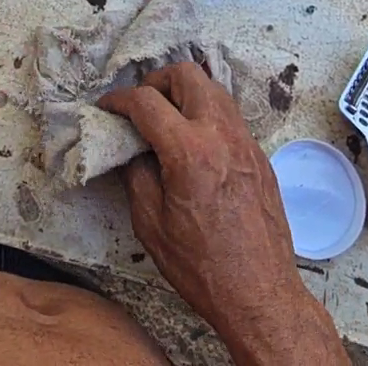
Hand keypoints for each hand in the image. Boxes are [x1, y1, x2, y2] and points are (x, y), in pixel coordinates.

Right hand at [99, 63, 346, 365]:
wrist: (260, 294)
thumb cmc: (201, 266)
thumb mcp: (151, 223)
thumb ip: (135, 174)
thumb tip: (128, 147)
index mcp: (189, 151)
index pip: (146, 101)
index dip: (118, 99)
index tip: (107, 107)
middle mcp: (220, 134)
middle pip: (186, 74)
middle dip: (156, 81)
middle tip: (141, 106)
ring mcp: (245, 140)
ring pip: (212, 87)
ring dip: (185, 92)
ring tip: (167, 118)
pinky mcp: (259, 153)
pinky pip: (229, 113)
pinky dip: (206, 112)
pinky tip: (194, 141)